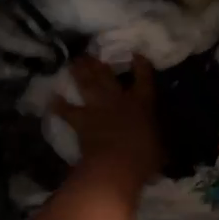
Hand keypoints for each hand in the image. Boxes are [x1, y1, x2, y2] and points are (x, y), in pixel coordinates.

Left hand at [53, 55, 161, 188]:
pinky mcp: (81, 121)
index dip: (141, 65)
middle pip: (106, 75)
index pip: (144, 77)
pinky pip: (67, 111)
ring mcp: (97, 108)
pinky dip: (59, 106)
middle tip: (89, 54)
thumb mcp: (161, 147)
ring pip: (86, 85)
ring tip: (73, 63)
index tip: (136, 55)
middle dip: (98, 63)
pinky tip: (53, 100)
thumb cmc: (145, 157)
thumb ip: (159, 140)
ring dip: (79, 73)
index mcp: (142, 102)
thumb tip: (164, 147)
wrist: (116, 166)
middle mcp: (118, 99)